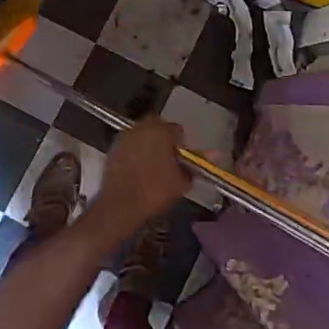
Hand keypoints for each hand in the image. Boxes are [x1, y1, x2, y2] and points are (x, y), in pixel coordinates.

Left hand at [84, 118, 189, 241]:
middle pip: (157, 125)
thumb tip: (214, 154)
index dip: (181, 143)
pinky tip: (138, 165)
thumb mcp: (182, 181)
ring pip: (141, 132)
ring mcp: (125, 136)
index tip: (182, 157)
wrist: (121, 204)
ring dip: (149, 141)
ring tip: (153, 161)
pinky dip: (135, 149)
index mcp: (161, 132)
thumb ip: (197, 164)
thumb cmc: (155, 191)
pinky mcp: (113, 147)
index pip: (177, 129)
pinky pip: (129, 142)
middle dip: (164, 137)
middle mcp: (141, 128)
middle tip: (168, 156)